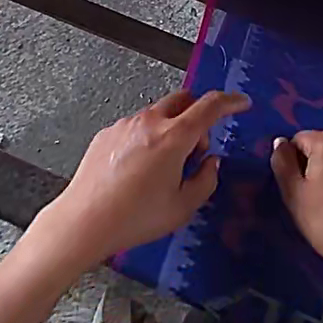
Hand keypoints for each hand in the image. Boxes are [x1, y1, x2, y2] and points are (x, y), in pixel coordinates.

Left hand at [28, 90, 250, 268]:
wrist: (82, 222)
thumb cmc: (133, 218)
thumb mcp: (182, 207)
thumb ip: (206, 180)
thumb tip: (210, 163)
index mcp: (174, 137)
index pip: (211, 106)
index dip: (230, 101)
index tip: (240, 103)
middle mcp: (150, 122)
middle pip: (184, 99)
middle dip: (198, 116)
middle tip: (197, 148)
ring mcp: (126, 125)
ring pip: (160, 113)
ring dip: (172, 127)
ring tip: (165, 165)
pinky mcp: (108, 133)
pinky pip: (137, 125)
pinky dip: (148, 137)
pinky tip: (140, 168)